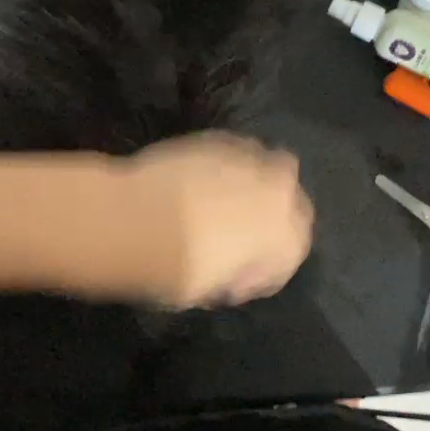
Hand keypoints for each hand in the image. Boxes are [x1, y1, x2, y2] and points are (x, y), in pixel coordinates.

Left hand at [117, 132, 313, 308]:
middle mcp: (284, 194)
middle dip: (267, 218)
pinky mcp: (220, 140)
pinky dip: (222, 169)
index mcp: (289, 239)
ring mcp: (253, 160)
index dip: (264, 268)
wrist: (139, 223)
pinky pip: (232, 155)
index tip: (238, 277)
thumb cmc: (180, 271)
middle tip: (236, 236)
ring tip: (218, 204)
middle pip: (287, 205)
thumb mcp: (214, 291)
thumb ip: (236, 277)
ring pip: (264, 172)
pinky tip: (198, 183)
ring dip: (249, 186)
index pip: (289, 255)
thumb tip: (230, 274)